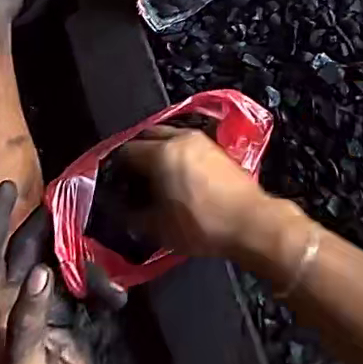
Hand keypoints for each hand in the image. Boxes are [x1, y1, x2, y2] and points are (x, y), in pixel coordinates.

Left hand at [0, 181, 97, 363]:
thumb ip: (26, 325)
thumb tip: (38, 273)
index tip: (8, 186)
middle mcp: (15, 302)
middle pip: (27, 248)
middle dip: (48, 225)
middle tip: (76, 203)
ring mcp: (44, 307)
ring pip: (60, 262)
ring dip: (83, 261)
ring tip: (104, 284)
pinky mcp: (69, 314)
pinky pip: (84, 283)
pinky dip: (100, 283)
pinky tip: (115, 299)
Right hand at [111, 125, 279, 258]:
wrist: (250, 222)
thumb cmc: (203, 226)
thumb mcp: (158, 228)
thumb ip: (132, 215)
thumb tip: (120, 209)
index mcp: (161, 153)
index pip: (126, 151)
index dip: (114, 166)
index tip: (112, 181)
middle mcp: (180, 138)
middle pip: (146, 135)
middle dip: (134, 152)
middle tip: (128, 175)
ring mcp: (201, 139)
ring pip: (168, 135)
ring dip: (155, 148)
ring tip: (151, 173)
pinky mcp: (216, 147)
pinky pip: (186, 142)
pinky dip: (174, 151)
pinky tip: (175, 173)